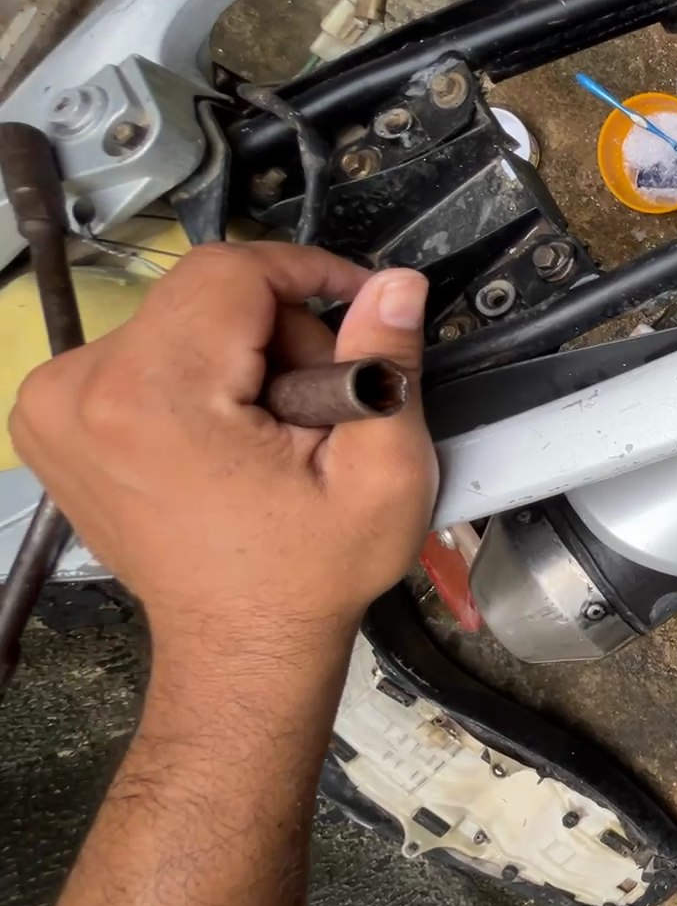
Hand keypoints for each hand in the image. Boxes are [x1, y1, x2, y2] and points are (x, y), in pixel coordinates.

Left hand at [9, 243, 437, 665]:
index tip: (367, 306)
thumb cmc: (318, 565)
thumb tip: (396, 284)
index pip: (231, 271)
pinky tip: (243, 434)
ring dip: (255, 358)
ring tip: (289, 432)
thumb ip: (387, 364)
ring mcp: (52, 405)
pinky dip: (213, 376)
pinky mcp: (56, 419)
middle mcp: (76, 390)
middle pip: (210, 298)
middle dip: (290, 338)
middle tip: (329, 411)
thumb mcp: (385, 468)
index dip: (313, 271)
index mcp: (155, 398)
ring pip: (185, 322)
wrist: (246, 634)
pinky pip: (152, 353)